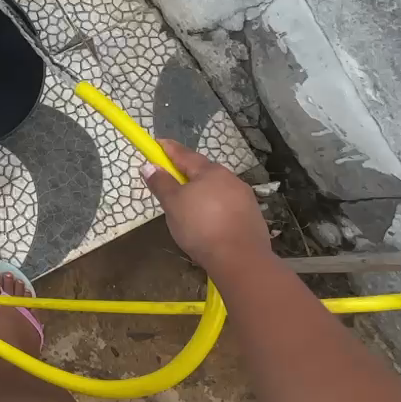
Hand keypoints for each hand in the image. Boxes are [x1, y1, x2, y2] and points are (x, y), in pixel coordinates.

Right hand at [139, 139, 273, 275]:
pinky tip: (207, 220)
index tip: (156, 143)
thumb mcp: (173, 204)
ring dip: (201, 190)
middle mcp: (230, 179)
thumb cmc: (201, 226)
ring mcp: (244, 197)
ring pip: (216, 188)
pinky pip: (226, 204)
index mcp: (209, 172)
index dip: (168, 149)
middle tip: (169, 179)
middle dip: (185, 171)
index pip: (184, 154)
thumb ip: (161, 183)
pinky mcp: (251, 216)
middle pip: (202, 170)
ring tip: (187, 204)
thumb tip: (149, 166)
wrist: (240, 259)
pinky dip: (213, 206)